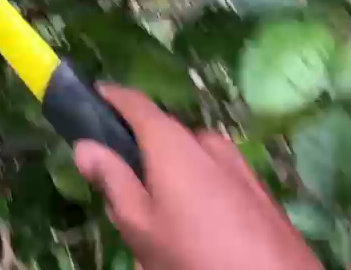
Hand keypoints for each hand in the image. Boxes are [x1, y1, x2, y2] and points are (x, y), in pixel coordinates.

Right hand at [74, 85, 320, 269]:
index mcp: (172, 141)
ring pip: (194, 158)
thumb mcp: (140, 226)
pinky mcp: (265, 198)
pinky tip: (205, 232)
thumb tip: (84, 145)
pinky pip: (221, 180)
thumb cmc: (198, 259)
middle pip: (164, 133)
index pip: (133, 100)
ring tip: (167, 218)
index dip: (108, 98)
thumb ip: (111, 179)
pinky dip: (205, 192)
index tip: (89, 104)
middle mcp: (207, 143)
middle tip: (126, 188)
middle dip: (142, 150)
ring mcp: (242, 169)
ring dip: (176, 173)